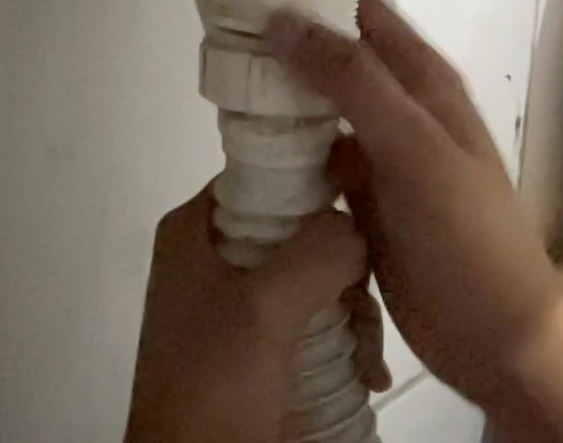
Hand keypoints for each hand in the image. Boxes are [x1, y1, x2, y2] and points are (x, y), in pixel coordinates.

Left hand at [124, 182, 387, 442]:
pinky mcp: (254, 346)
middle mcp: (213, 254)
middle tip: (364, 308)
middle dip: (342, 270)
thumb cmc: (213, 386)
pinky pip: (310, 319)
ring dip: (350, 313)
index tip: (360, 214)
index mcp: (195, 228)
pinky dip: (342, 340)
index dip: (314, 187)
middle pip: (297, 230)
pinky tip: (365, 372)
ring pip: (312, 277)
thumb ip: (315, 253)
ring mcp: (233, 302)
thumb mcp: (263, 309)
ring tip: (367, 359)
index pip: (264, 176)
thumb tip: (355, 225)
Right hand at [265, 0, 562, 442]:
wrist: (497, 339)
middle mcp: (398, 106)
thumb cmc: (464, 232)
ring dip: (280, 98)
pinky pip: (315, 156)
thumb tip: (283, 18)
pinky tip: (247, 152)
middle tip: (223, 43)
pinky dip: (285, 149)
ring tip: (223, 89)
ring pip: (319, 107)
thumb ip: (352, 80)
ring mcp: (378, 153)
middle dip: (285, 46)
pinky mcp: (360, 196)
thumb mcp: (412, 145)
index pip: (361, 10)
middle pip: (334, 57)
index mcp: (421, 78)